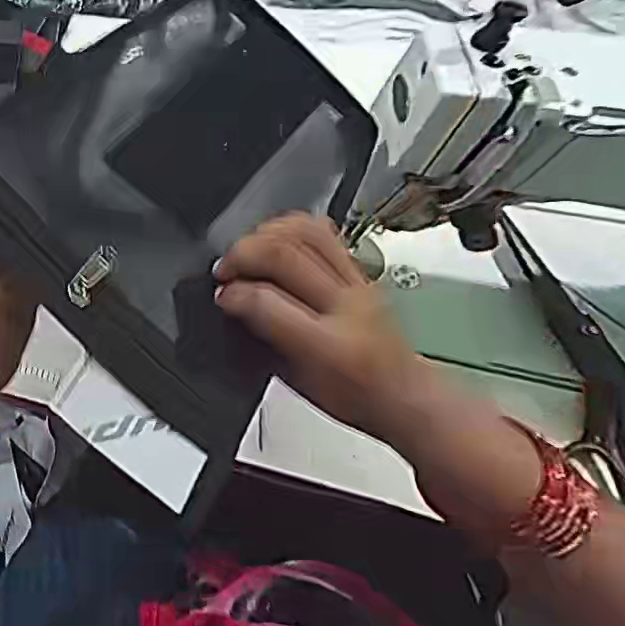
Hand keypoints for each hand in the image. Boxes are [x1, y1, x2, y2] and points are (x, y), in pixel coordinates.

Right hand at [213, 213, 450, 444]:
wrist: (405, 398)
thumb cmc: (355, 397)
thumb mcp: (295, 381)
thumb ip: (261, 337)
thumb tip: (230, 302)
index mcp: (327, 347)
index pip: (266, 301)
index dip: (231, 294)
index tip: (219, 295)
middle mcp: (347, 308)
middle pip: (282, 254)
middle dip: (240, 256)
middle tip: (225, 270)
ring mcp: (358, 284)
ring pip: (305, 232)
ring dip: (264, 235)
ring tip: (248, 251)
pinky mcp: (362, 272)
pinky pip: (324, 232)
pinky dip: (291, 227)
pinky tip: (275, 240)